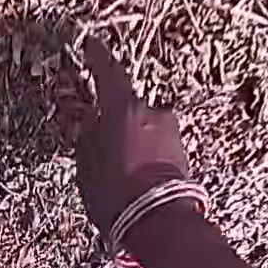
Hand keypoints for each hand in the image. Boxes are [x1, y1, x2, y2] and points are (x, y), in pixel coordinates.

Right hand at [75, 36, 191, 236]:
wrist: (159, 222)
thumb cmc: (115, 194)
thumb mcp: (86, 168)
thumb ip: (86, 138)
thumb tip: (86, 121)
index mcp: (123, 110)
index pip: (108, 74)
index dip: (97, 59)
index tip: (90, 45)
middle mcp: (152, 111)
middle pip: (125, 106)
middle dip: (109, 119)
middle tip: (92, 138)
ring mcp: (170, 129)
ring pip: (139, 126)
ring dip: (125, 139)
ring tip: (111, 167)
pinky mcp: (181, 148)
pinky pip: (152, 142)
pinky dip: (139, 151)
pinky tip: (128, 174)